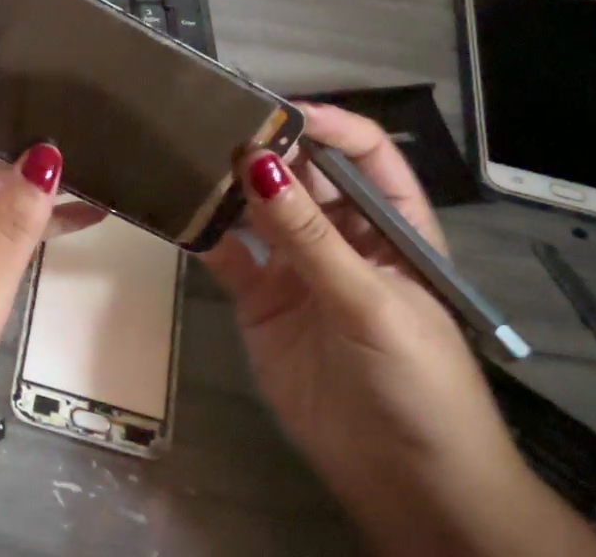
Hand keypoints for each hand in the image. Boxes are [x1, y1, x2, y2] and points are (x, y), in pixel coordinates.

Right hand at [202, 104, 590, 554]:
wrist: (405, 483)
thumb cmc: (417, 382)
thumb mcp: (370, 302)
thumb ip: (308, 236)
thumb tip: (256, 162)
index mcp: (392, 228)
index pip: (367, 157)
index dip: (332, 127)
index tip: (281, 112)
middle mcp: (343, 238)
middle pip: (305, 176)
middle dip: (269, 148)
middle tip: (215, 123)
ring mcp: (297, 270)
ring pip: (260, 210)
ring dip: (230, 186)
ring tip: (189, 156)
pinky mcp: (260, 302)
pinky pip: (228, 256)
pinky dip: (204, 235)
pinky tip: (178, 215)